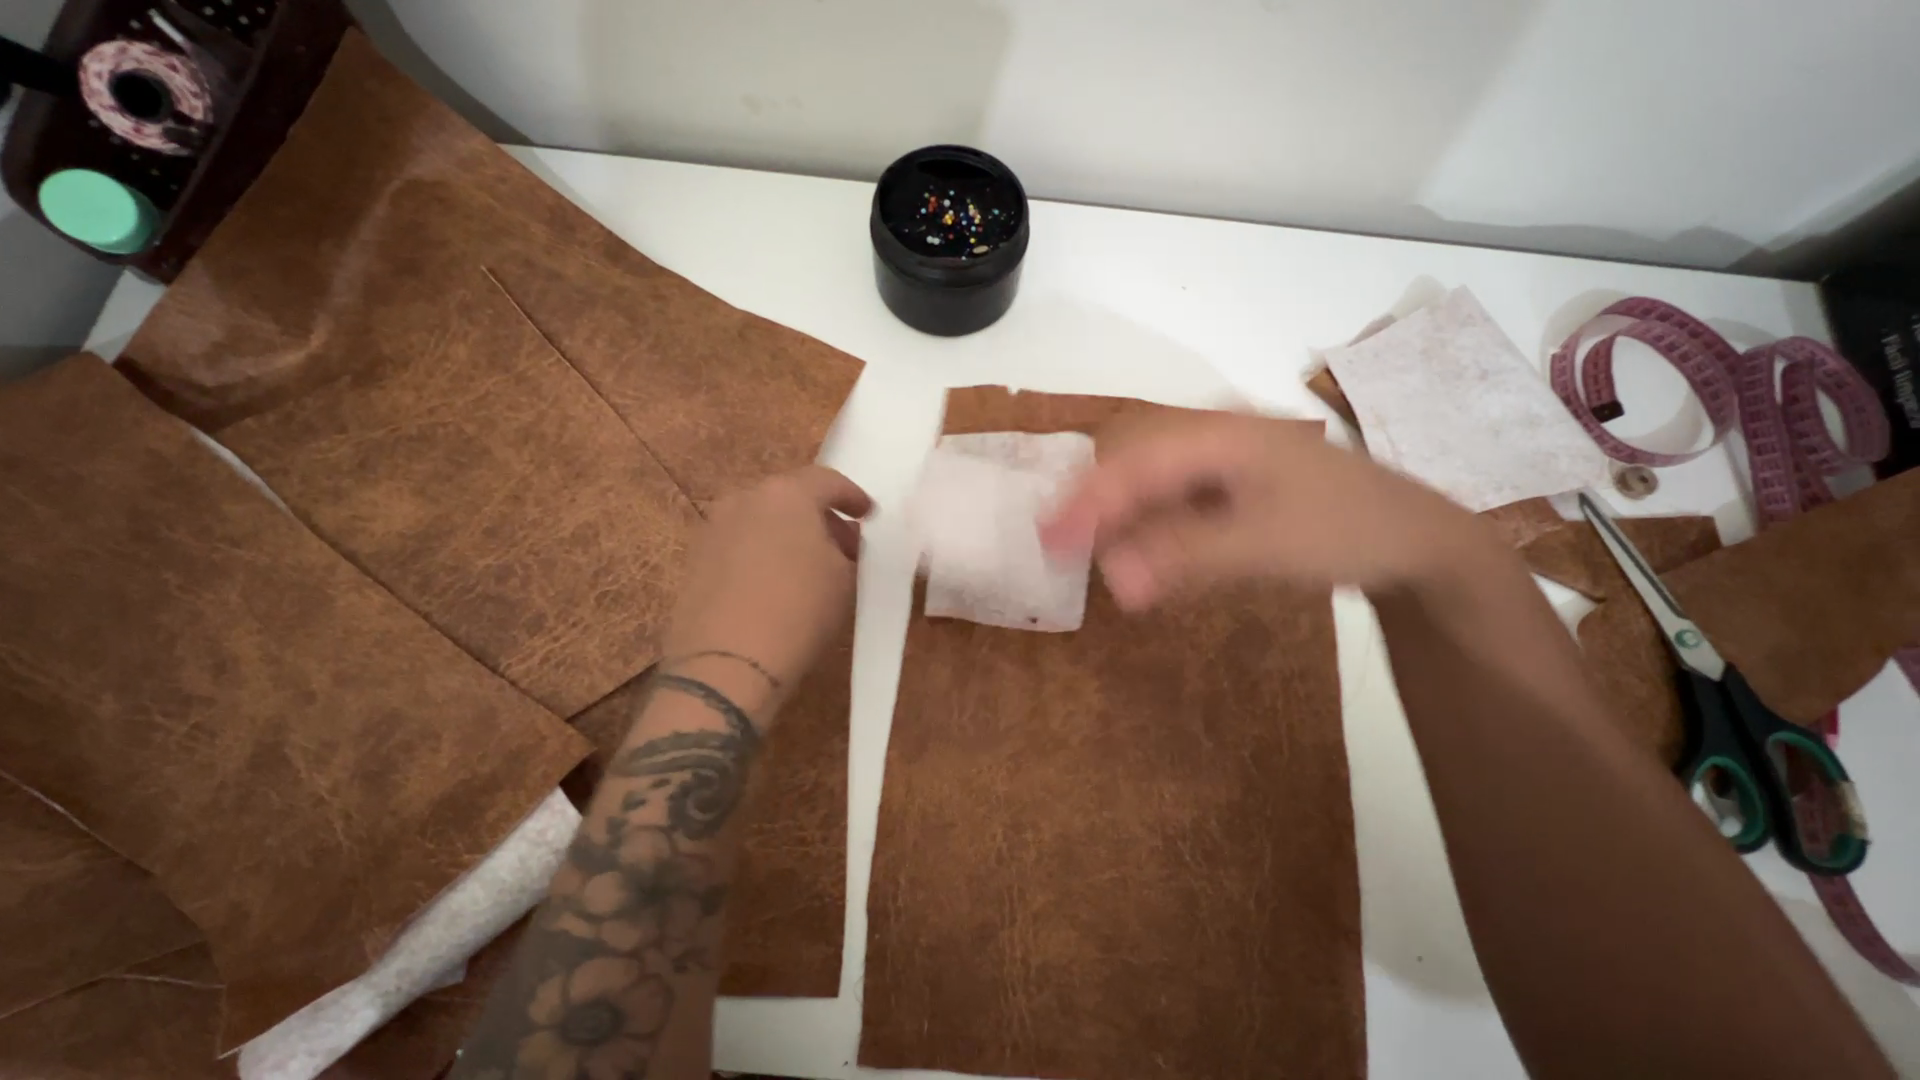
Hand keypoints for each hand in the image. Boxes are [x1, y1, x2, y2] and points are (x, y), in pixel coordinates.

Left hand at [660, 466, 870, 715]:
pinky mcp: (695, 560)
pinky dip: (761, 556)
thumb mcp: (844, 579)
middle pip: (790, 498)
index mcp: (786, 493)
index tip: (867, 514)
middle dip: (819, 518)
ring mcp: (713, 528)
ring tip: (809, 569)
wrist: (726, 663)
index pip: (827, 481)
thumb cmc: (799, 611)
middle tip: (843, 546)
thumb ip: (847, 550)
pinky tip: (775, 586)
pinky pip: (739, 547)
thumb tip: (840, 542)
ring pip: (761, 521)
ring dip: (787, 536)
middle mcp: (744, 499)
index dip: (852, 497)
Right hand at [1039, 409, 1486, 608]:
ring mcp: (1225, 455)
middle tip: (1067, 549)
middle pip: (1130, 456)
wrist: (1417, 539)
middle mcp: (1214, 432)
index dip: (1084, 500)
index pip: (1131, 460)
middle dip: (1095, 502)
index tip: (1047, 540)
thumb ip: (1183, 558)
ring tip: (1096, 554)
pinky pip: (1172, 493)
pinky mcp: (1232, 481)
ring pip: (1148, 474)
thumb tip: (1111, 584)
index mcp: (1220, 433)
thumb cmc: (1346, 531)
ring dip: (1119, 514)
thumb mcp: (1264, 546)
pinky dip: (1149, 522)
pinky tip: (1145, 551)